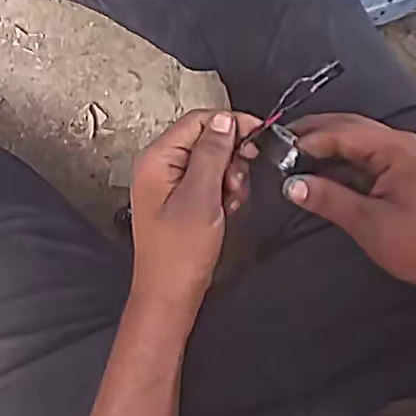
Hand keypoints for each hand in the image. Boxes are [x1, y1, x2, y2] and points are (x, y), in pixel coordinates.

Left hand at [128, 110, 260, 313]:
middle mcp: (159, 166)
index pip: (198, 120)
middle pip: (206, 139)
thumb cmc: (179, 253)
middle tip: (238, 181)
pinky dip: (223, 191)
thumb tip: (224, 120)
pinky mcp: (179, 198)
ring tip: (230, 202)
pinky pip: (208, 180)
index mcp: (157, 158)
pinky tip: (226, 209)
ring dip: (229, 176)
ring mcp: (169, 183)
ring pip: (211, 160)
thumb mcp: (202, 196)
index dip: (231, 124)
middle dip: (230, 157)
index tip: (258, 135)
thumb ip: (213, 153)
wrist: (170, 294)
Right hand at [282, 113, 415, 291]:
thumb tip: (292, 185)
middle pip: (349, 127)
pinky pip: (365, 158)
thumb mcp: (369, 223)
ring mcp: (404, 156)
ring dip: (326, 147)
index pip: (344, 132)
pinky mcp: (403, 172)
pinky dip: (340, 163)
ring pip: (356, 141)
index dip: (309, 139)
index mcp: (398, 149)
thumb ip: (328, 199)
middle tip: (281, 143)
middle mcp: (403, 144)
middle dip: (314, 133)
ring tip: (293, 156)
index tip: (280, 150)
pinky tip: (319, 172)